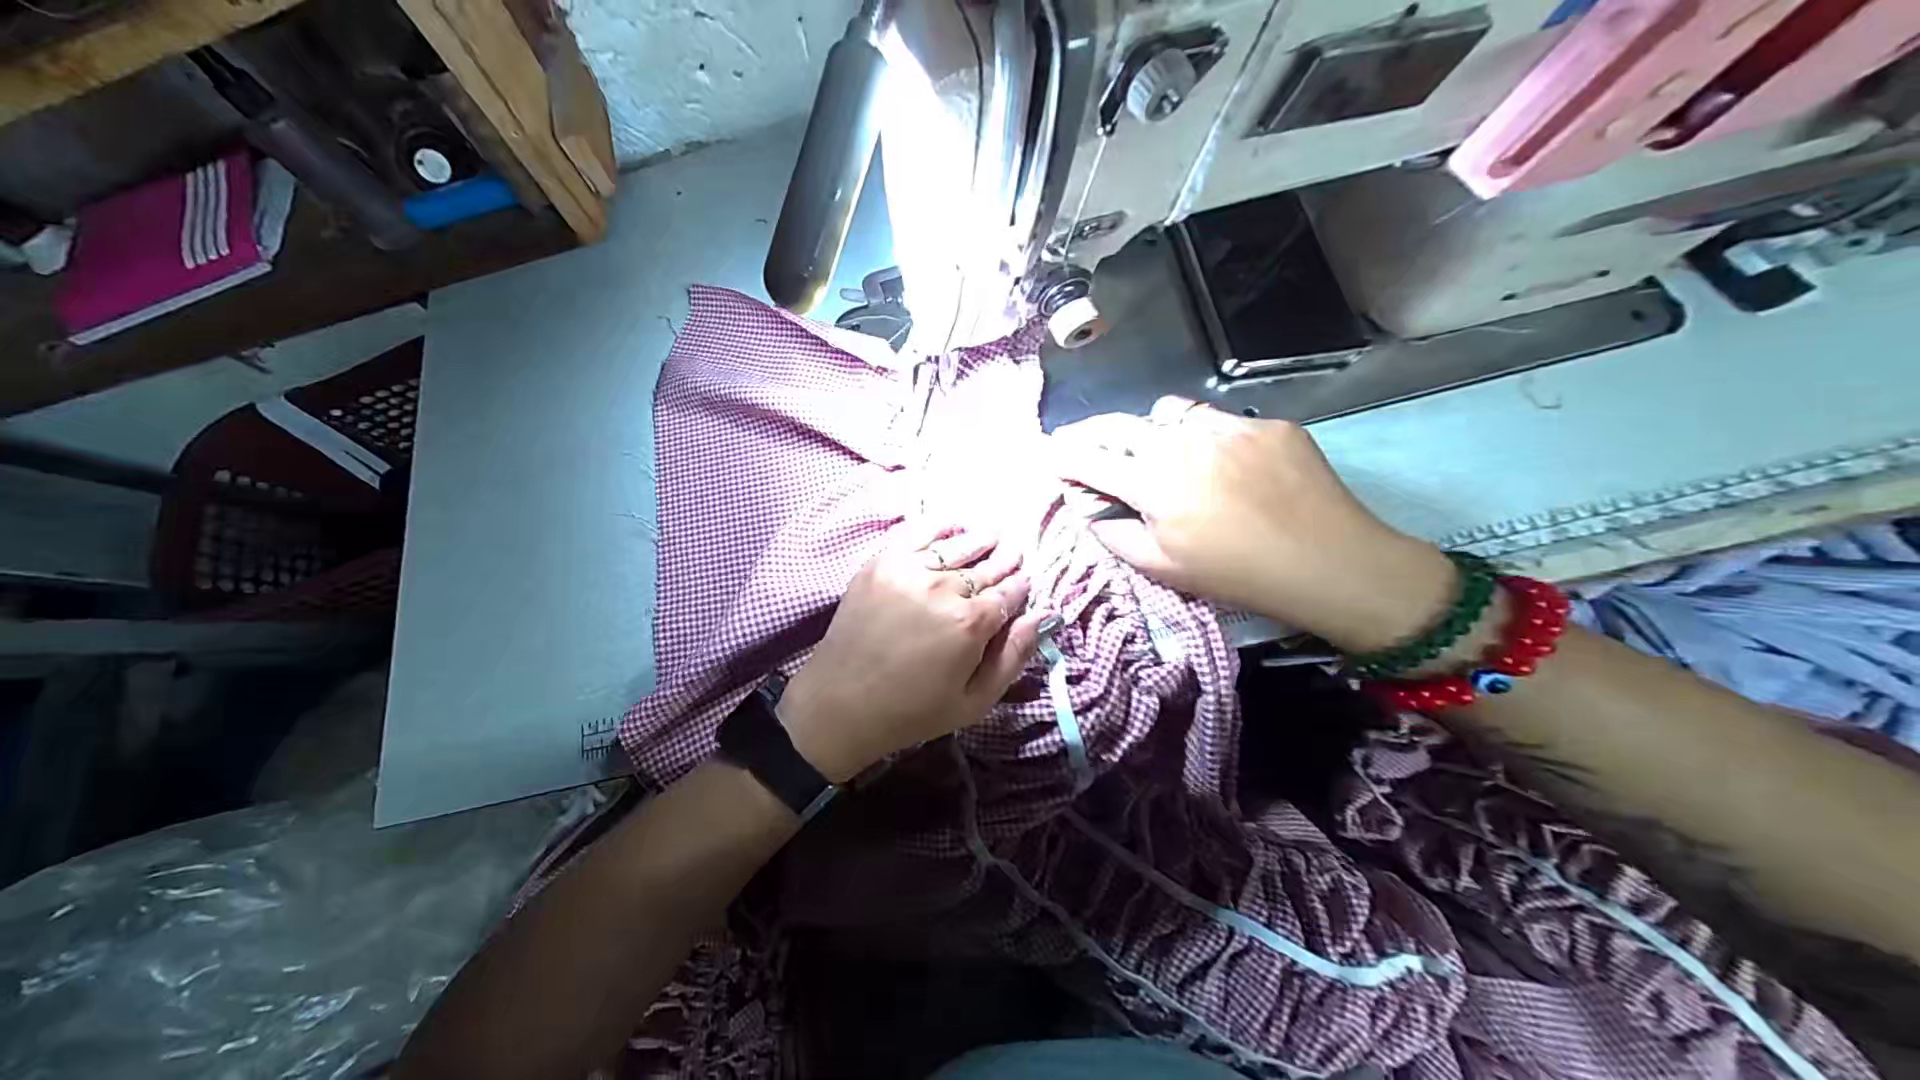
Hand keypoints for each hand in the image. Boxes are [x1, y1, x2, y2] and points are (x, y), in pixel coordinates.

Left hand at [777, 523, 1048, 781]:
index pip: (1009, 593)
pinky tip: (954, 525)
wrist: (841, 703)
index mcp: (971, 624)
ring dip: (981, 540)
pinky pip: (917, 532)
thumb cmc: (912, 710)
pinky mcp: (882, 562)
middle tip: (1016, 552)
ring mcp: (910, 570)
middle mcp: (944, 588)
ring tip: (994, 534)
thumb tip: (1042, 616)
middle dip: (1005, 561)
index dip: (1020, 587)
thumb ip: (1013, 657)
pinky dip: (940, 526)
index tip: (1025, 582)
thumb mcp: (974, 701)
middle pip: (986, 567)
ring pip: (957, 546)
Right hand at [1050, 397, 1456, 653]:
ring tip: (1157, 453)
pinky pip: (1216, 420)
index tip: (1050, 454)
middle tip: (1080, 442)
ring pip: (1168, 414)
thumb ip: (1112, 531)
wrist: (1332, 563)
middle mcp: (1183, 442)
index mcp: (1153, 482)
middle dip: (1090, 432)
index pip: (1088, 457)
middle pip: (1119, 424)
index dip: (1062, 454)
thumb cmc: (1236, 575)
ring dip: (1149, 431)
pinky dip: (1202, 436)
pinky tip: (1220, 464)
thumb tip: (1085, 503)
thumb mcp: (1162, 568)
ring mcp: (1227, 426)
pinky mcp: (1265, 423)